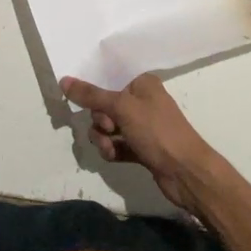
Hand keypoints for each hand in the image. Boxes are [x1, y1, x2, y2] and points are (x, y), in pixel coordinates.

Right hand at [61, 73, 220, 215]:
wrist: (186, 174)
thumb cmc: (157, 131)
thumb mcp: (121, 108)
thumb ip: (91, 95)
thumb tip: (63, 80)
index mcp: (142, 83)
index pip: (110, 76)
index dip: (94, 87)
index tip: (80, 97)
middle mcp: (142, 101)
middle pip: (105, 104)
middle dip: (100, 118)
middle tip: (108, 127)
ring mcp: (142, 126)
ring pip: (109, 126)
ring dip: (103, 137)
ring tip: (108, 148)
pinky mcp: (141, 148)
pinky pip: (116, 144)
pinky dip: (112, 150)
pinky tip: (113, 156)